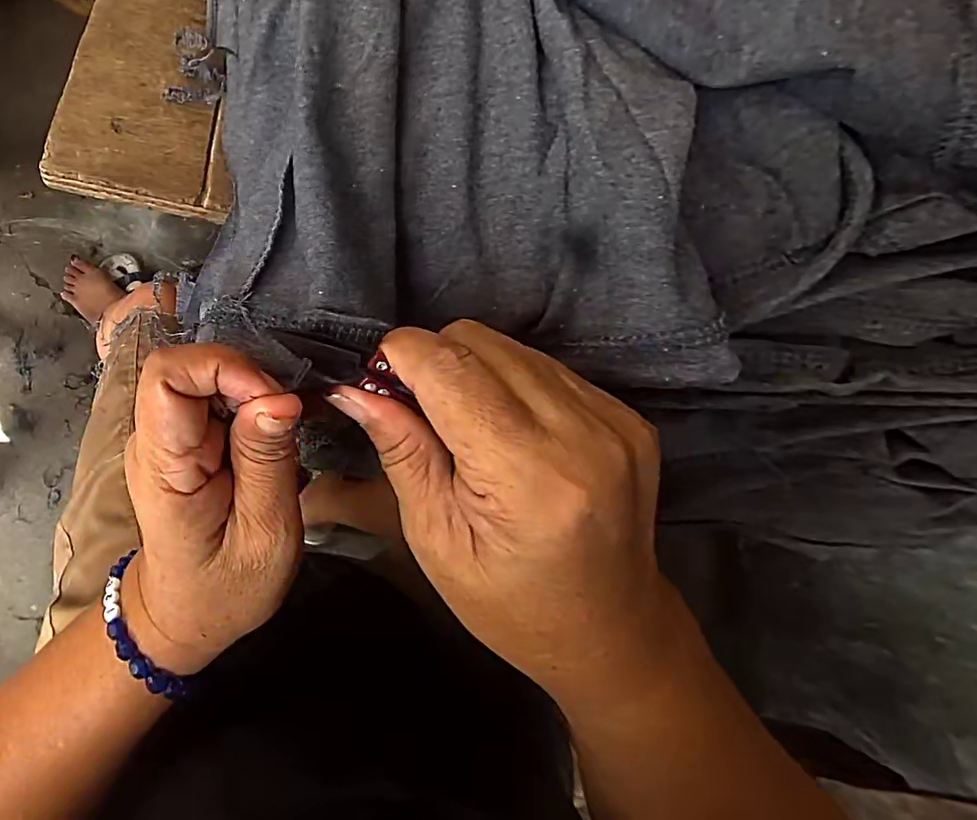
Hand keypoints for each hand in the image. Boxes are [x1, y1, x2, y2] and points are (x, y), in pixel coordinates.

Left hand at [120, 344, 304, 673]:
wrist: (182, 613)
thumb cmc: (223, 589)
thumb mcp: (264, 536)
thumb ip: (267, 462)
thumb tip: (279, 396)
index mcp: (162, 462)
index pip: (166, 375)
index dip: (222, 367)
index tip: (273, 399)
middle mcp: (151, 438)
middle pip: (185, 368)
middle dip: (244, 379)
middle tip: (286, 421)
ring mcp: (161, 436)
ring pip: (201, 378)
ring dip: (248, 393)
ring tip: (279, 436)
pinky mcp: (178, 439)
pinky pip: (209, 399)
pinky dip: (245, 405)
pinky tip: (266, 441)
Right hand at [324, 321, 682, 701]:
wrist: (612, 634)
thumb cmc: (508, 600)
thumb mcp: (433, 534)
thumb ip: (399, 449)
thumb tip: (350, 389)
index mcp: (526, 473)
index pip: (446, 366)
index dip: (398, 356)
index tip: (375, 381)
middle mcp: (579, 434)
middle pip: (473, 341)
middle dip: (427, 359)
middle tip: (411, 405)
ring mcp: (611, 421)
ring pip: (505, 344)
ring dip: (464, 365)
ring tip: (457, 419)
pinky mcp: (626, 416)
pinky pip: (539, 362)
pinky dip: (503, 378)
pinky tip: (500, 422)